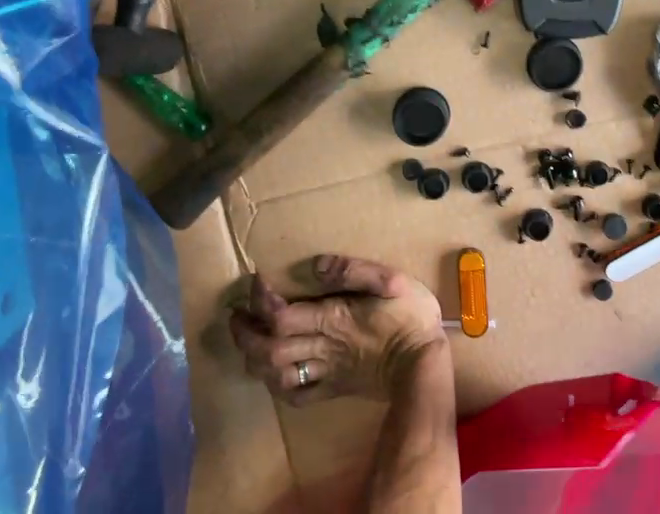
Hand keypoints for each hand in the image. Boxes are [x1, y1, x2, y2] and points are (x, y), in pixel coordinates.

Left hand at [229, 255, 446, 405]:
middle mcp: (321, 347)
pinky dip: (278, 387)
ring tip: (249, 341)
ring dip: (254, 359)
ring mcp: (325, 372)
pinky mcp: (334, 389)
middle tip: (236, 315)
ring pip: (275, 374)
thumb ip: (354, 270)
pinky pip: (297, 396)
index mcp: (331, 319)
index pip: (279, 315)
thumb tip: (316, 264)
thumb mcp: (391, 281)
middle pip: (267, 348)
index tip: (256, 280)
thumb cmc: (409, 317)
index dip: (259, 300)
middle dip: (244, 332)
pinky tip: (275, 375)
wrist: (423, 365)